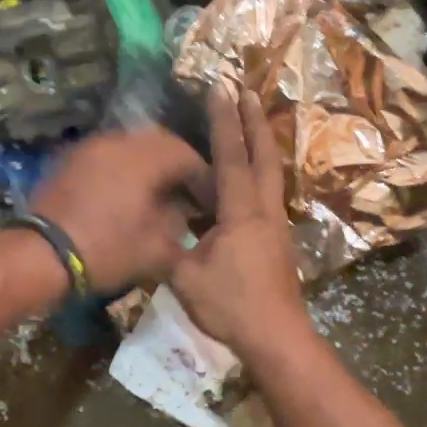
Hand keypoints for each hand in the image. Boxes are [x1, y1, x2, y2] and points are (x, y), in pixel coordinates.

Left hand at [30, 127, 206, 291]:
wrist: (41, 255)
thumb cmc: (106, 250)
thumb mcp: (156, 248)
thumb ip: (179, 223)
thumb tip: (184, 211)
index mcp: (145, 156)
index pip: (187, 156)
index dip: (204, 179)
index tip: (211, 203)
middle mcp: (118, 141)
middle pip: (159, 143)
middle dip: (176, 167)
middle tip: (186, 194)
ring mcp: (89, 147)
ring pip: (130, 147)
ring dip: (148, 166)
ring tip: (156, 195)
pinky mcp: (68, 160)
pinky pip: (106, 157)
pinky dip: (121, 170)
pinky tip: (124, 196)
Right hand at [171, 83, 309, 354]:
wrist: (276, 337)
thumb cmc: (230, 305)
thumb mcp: (185, 278)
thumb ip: (168, 250)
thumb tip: (149, 233)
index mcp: (241, 212)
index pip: (230, 158)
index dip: (223, 123)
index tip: (220, 89)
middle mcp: (264, 211)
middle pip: (263, 156)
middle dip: (254, 122)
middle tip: (249, 92)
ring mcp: (275, 227)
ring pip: (271, 175)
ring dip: (261, 146)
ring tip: (252, 125)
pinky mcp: (277, 243)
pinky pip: (267, 195)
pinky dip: (259, 174)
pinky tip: (247, 180)